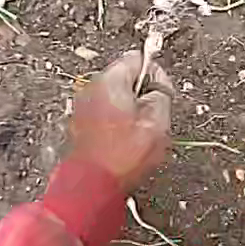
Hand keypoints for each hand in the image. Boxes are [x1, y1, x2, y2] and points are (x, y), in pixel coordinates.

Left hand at [66, 51, 172, 192]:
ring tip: (140, 134)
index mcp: (110, 81)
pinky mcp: (80, 125)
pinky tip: (125, 142)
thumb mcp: (157, 120)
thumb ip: (161, 93)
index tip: (164, 97)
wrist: (93, 186)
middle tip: (153, 119)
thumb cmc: (126, 154)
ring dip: (132, 110)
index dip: (156, 75)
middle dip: (143, 94)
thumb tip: (157, 88)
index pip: (138, 59)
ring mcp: (83, 106)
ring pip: (117, 97)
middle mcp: (92, 88)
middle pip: (126, 78)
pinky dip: (118, 122)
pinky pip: (106, 113)